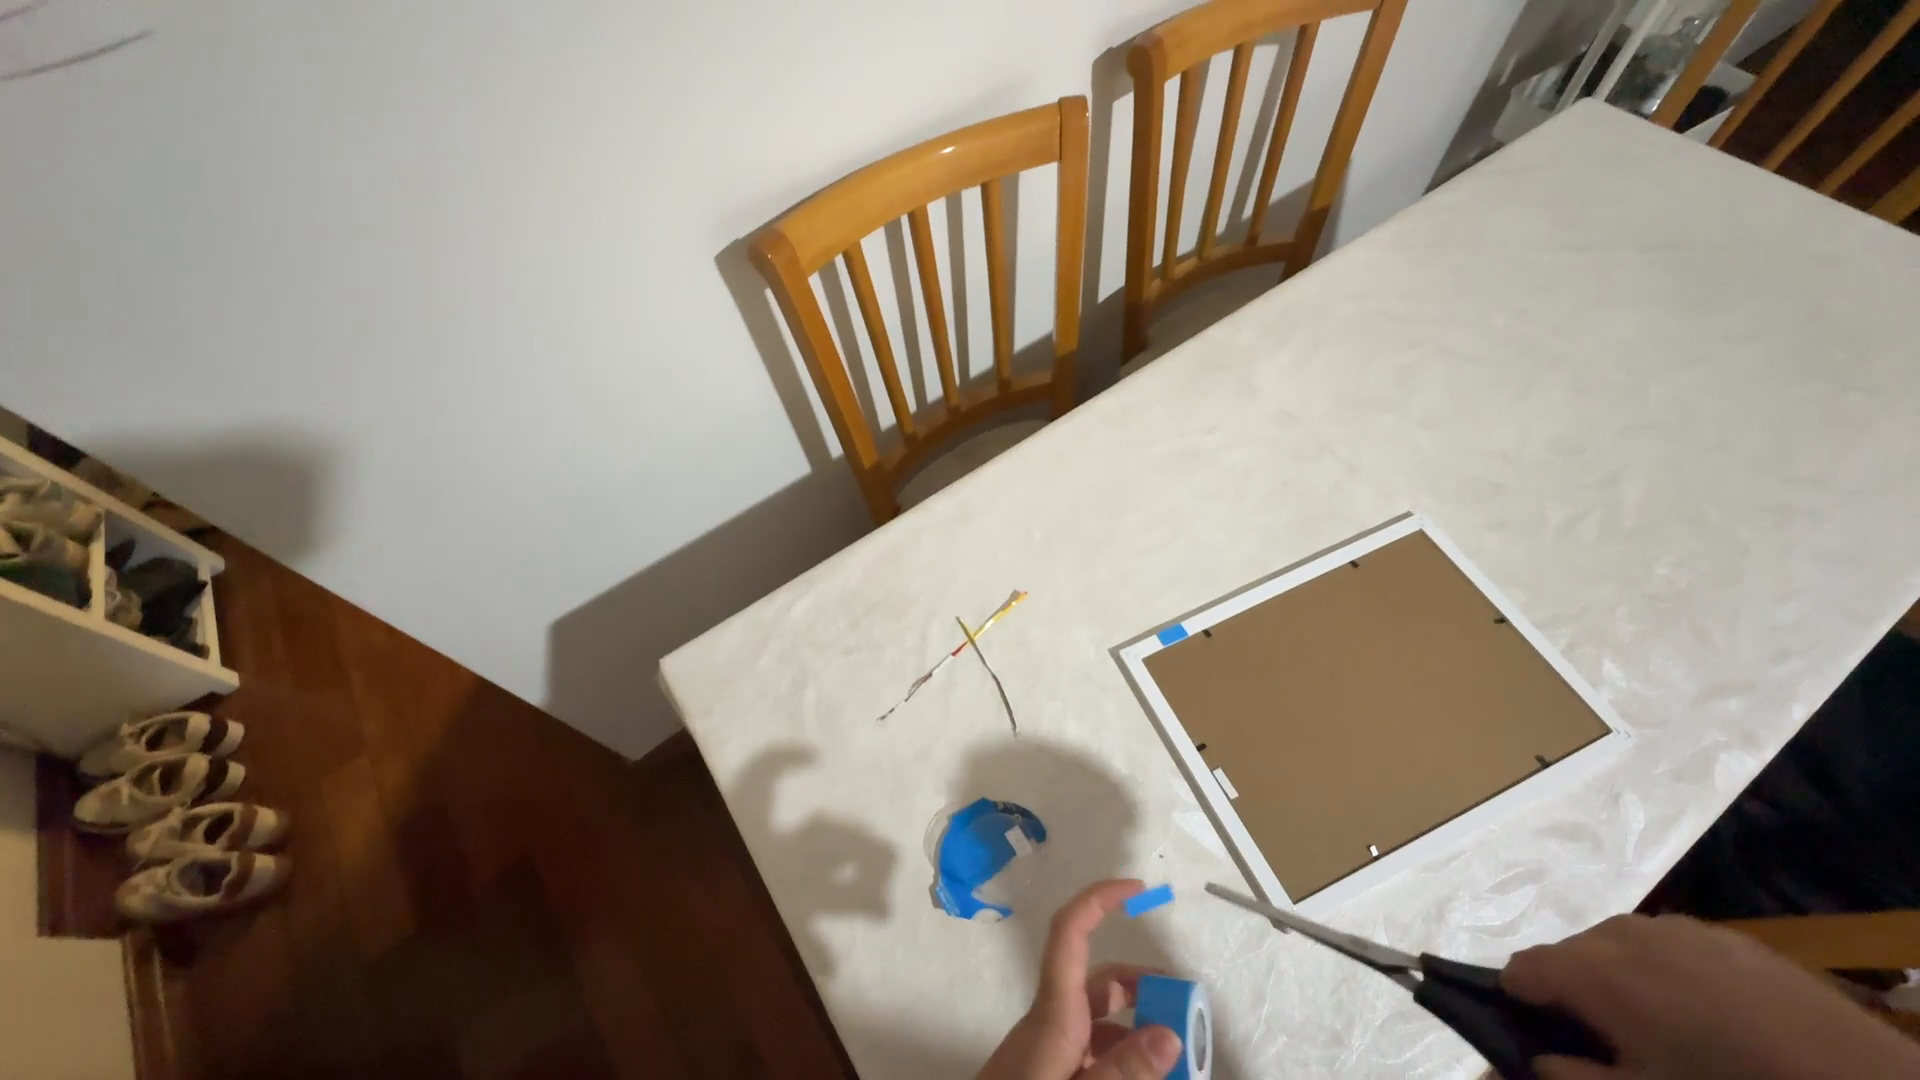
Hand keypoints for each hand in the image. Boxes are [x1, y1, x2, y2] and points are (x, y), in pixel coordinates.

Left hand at [974, 879, 1185, 1079]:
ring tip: (1179, 1058)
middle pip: (1104, 983)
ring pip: (1104, 1023)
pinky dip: (1122, 1058)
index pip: (1071, 933)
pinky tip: (1145, 1077)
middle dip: (1147, 990)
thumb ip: (1123, 1070)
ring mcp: (1052, 1046)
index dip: (1100, 899)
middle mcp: (1054, 1019)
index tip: (1137, 888)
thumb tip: (1170, 1032)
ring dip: (1140, 1033)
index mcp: (1056, 1011)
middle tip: (1188, 1016)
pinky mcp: (1052, 1068)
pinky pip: (1094, 1051)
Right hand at [1501, 913, 1919, 1079]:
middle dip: (1571, 989)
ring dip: (1616, 977)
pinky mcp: (1714, 931)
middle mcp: (1614, 933)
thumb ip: (1572, 1076)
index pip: (1518, 968)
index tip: (1538, 1031)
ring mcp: (1667, 926)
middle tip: (1606, 1038)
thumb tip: (1538, 1058)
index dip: (1517, 999)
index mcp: (1587, 971)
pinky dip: (1663, 971)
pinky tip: (1705, 1010)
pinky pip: (1663, 944)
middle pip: (1565, 954)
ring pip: (1612, 945)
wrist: (1852, 1075)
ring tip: (1661, 1024)